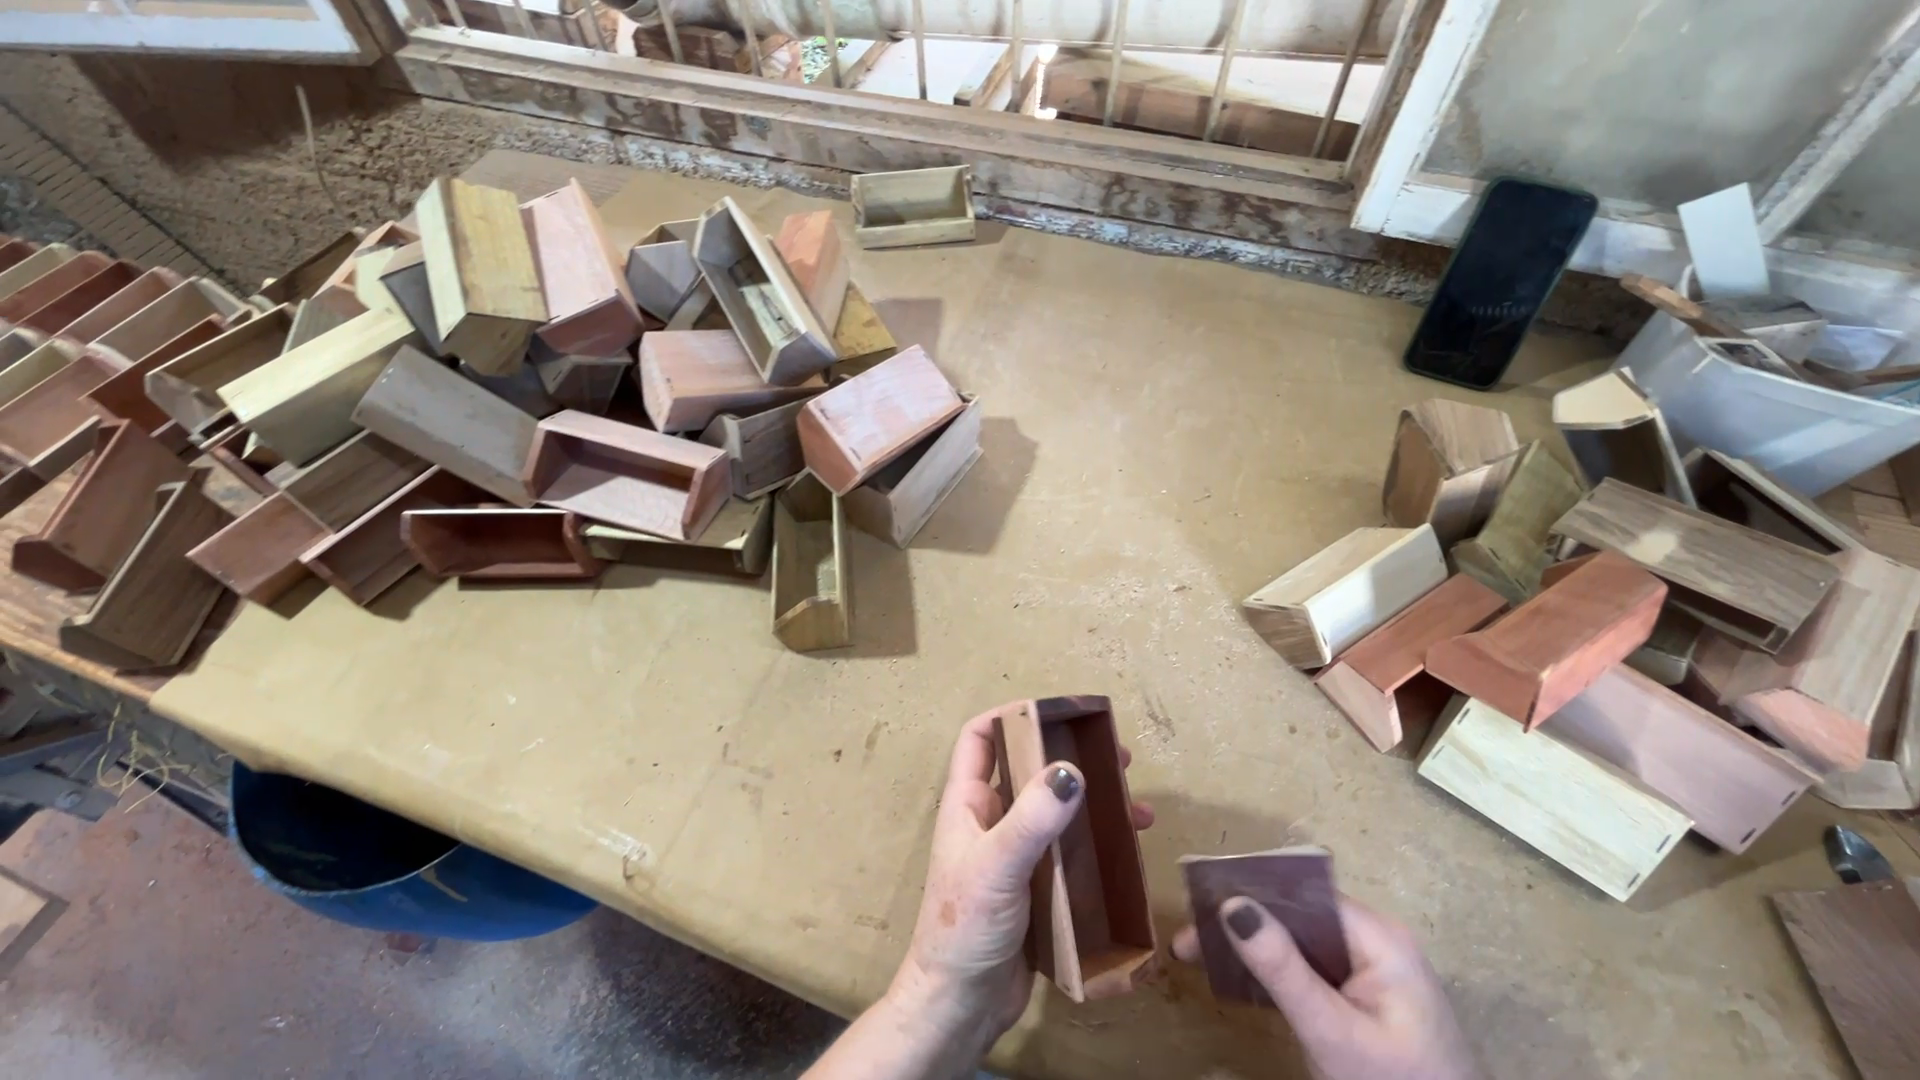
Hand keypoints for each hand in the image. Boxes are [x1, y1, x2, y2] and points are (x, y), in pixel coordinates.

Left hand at [898, 708, 1152, 1043]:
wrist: (961, 1005)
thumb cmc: (965, 928)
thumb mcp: (998, 866)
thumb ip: (1033, 819)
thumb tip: (1071, 770)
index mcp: (968, 804)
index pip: (979, 738)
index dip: (1010, 715)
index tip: (1056, 709)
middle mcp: (990, 822)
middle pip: (1029, 772)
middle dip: (1070, 759)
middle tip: (1119, 759)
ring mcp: (1013, 856)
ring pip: (1055, 813)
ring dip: (1092, 804)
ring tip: (1137, 809)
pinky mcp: (1035, 889)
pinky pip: (1068, 853)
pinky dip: (1095, 845)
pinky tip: (1125, 854)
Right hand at [1173, 894, 1479, 1079]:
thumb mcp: (1333, 1032)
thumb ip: (1284, 971)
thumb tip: (1232, 905)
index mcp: (1379, 936)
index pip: (1301, 892)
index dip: (1248, 892)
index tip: (1196, 905)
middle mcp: (1375, 939)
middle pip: (1296, 913)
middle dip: (1240, 921)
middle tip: (1186, 941)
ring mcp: (1371, 967)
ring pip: (1298, 940)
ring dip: (1251, 946)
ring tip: (1198, 955)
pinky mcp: (1363, 993)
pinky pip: (1309, 966)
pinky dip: (1273, 970)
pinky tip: (1238, 977)